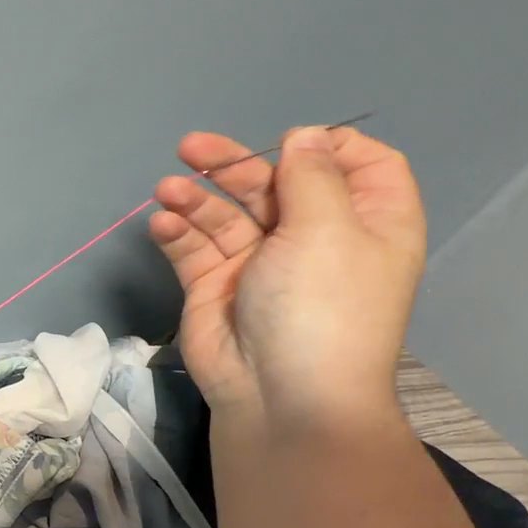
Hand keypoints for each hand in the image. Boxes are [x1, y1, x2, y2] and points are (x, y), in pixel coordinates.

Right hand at [149, 125, 425, 424]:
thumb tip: (303, 136)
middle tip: (190, 149)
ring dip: (195, 198)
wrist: (279, 390)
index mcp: (365, 221)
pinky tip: (162, 225)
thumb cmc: (321, 305)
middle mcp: (312, 237)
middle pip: (275, 185)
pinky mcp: (212, 286)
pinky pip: (192, 249)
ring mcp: (258, 263)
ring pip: (224, 215)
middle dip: (233, 165)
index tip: (289, 144)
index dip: (324, 147)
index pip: (356, 165)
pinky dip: (176, 233)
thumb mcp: (328, 231)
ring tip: (166, 189)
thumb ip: (311, 178)